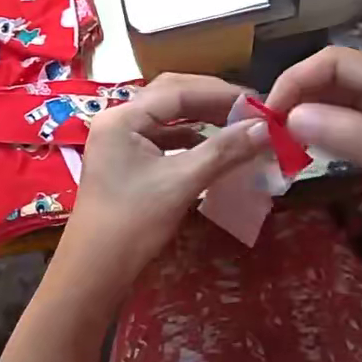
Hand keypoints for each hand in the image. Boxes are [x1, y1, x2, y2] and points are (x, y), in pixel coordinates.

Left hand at [48, 74, 268, 314]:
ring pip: (168, 118)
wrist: (95, 270)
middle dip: (211, 101)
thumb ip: (223, 151)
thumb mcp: (181, 183)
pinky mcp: (127, 160)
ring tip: (237, 125)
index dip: (220, 94)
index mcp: (122, 118)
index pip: (177, 91)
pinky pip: (163, 138)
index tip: (258, 103)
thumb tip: (265, 128)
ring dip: (202, 119)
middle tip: (249, 110)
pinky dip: (190, 139)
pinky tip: (213, 147)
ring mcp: (120, 141)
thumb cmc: (133, 223)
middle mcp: (118, 121)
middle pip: (171, 97)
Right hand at [268, 47, 361, 320]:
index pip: (335, 62)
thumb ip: (352, 138)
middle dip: (297, 99)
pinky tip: (312, 154)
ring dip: (309, 117)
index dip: (295, 81)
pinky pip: (355, 124)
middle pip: (335, 77)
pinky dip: (328, 135)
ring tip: (281, 147)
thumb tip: (290, 116)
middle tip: (268, 137)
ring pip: (342, 101)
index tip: (268, 118)